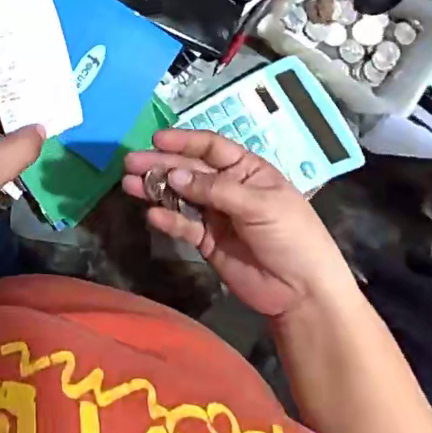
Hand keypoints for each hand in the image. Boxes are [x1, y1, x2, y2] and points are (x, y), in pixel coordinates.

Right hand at [122, 129, 354, 318]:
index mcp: (246, 170)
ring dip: (155, 189)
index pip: (210, 147)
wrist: (303, 293)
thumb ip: (215, 190)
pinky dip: (167, 218)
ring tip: (128, 184)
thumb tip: (174, 175)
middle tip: (130, 163)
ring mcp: (215, 214)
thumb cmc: (291, 236)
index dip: (183, 142)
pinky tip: (152, 215)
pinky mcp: (206, 241)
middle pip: (188, 170)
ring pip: (179, 195)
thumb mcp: (259, 205)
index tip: (156, 139)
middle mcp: (227, 187)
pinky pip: (183, 224)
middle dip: (160, 165)